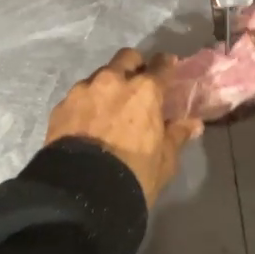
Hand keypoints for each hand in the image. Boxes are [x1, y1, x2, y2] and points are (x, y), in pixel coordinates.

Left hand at [46, 48, 202, 206]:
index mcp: (144, 90)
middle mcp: (113, 81)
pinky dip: (86, 103)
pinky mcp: (62, 105)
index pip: (160, 65)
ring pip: (100, 75)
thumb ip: (177, 135)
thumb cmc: (133, 175)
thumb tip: (192, 123)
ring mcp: (84, 90)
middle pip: (126, 58)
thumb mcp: (164, 160)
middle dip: (134, 66)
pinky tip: (87, 122)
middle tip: (136, 85)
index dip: (166, 65)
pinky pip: (79, 95)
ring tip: (108, 108)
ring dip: (107, 85)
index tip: (169, 67)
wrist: (82, 195)